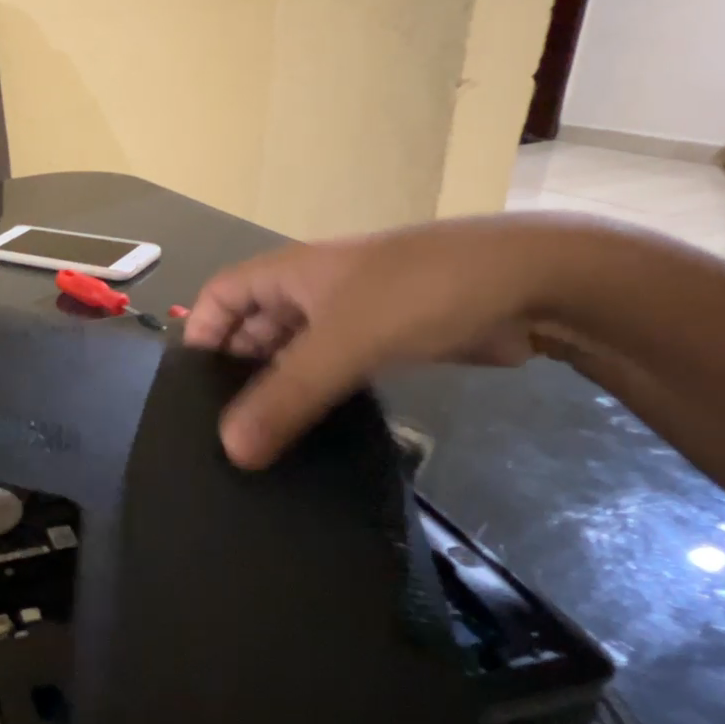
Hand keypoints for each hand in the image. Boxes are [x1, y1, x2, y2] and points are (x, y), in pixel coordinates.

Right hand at [183, 216, 581, 468]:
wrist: (533, 282)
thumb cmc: (419, 291)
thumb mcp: (343, 342)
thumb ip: (286, 397)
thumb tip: (231, 451)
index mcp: (289, 273)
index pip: (220, 296)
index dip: (200, 334)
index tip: (190, 389)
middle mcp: (310, 292)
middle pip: (252, 329)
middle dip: (235, 372)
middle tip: (220, 430)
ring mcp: (349, 317)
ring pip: (293, 355)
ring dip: (277, 391)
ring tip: (257, 444)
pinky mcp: (383, 344)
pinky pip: (331, 372)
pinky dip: (315, 399)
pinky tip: (309, 436)